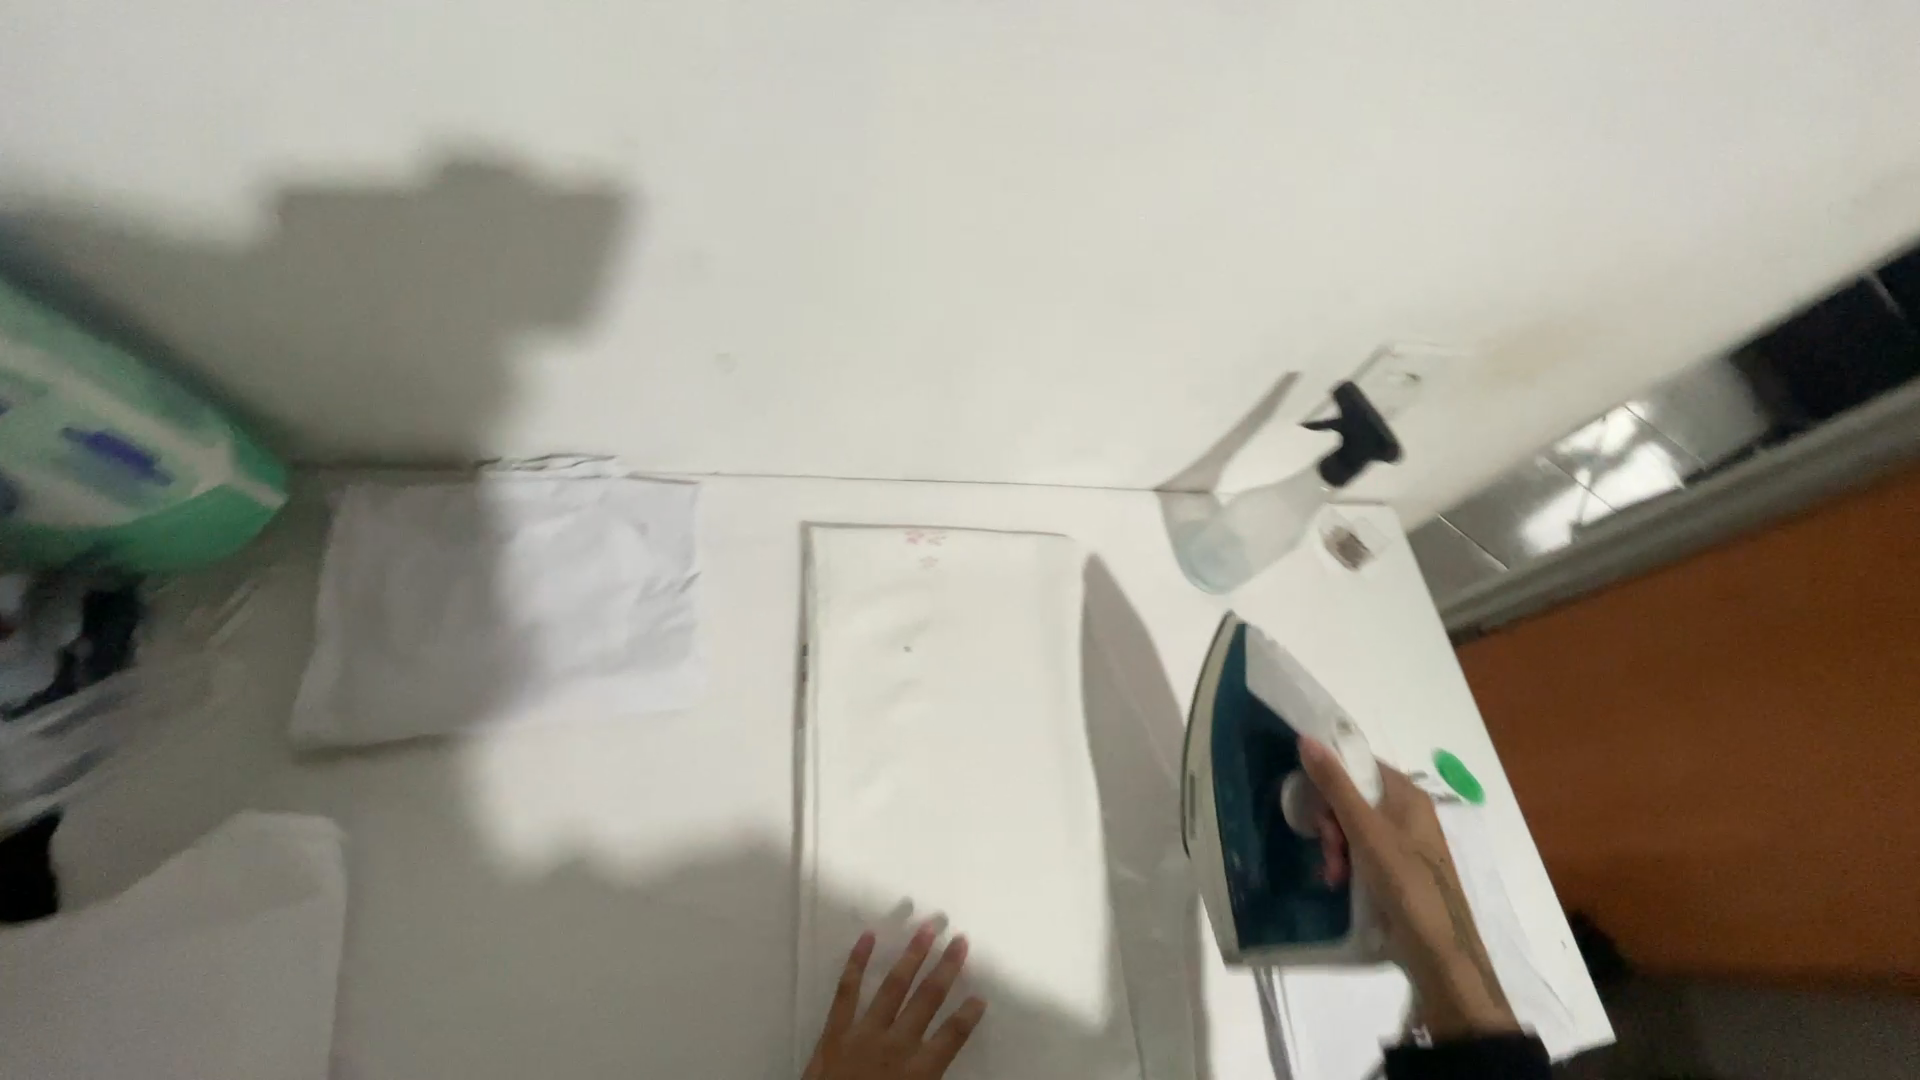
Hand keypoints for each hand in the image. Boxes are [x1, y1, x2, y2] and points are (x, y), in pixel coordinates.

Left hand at [803, 922, 987, 1079]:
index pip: (951, 1037)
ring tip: (927, 928)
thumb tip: (943, 1061)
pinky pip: (847, 991)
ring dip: (912, 955)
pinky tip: (868, 935)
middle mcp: (896, 1045)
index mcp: (918, 1073)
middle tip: (960, 939)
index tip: (980, 996)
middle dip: (946, 968)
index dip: (967, 1016)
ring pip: (894, 986)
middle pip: (928, 999)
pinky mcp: (836, 1031)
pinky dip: (856, 962)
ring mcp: (864, 1033)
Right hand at [1298, 738, 1518, 1038]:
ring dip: (1335, 845)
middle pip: (1352, 796)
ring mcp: (1404, 841)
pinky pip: (1362, 849)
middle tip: (1326, 843)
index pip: (1359, 765)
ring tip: (1332, 870)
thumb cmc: (1404, 881)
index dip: (1331, 778)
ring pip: (1353, 825)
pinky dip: (1347, 861)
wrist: (1438, 951)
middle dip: (1331, 821)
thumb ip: (1334, 784)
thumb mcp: (1363, 829)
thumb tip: (1306, 738)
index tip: (1313, 801)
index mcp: (1407, 795)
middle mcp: (1408, 812)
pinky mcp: (1398, 866)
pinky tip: (1339, 879)